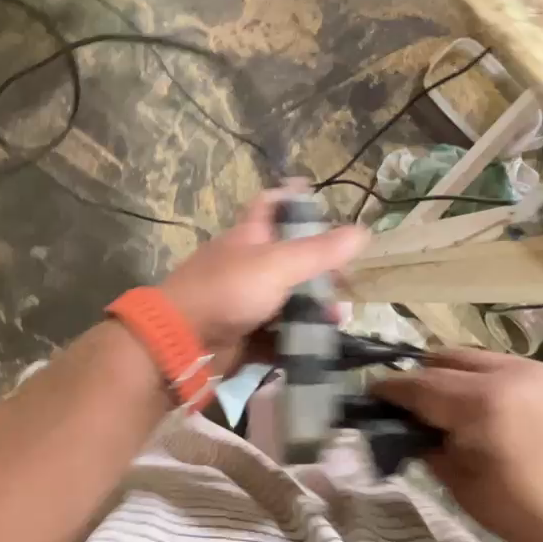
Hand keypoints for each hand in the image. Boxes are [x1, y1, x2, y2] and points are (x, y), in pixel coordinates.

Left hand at [157, 187, 367, 353]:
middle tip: (346, 281)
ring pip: (285, 300)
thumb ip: (319, 252)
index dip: (292, 197)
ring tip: (338, 318)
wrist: (180, 342)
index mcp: (248, 236)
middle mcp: (244, 265)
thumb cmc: (227, 291)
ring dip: (312, 309)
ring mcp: (241, 302)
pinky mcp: (241, 335)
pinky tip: (319, 346)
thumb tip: (362, 231)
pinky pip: (275, 335)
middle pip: (286, 259)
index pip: (270, 204)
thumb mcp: (277, 264)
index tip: (318, 196)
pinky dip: (296, 339)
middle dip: (318, 269)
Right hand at [371, 350, 542, 541]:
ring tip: (456, 407)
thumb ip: (436, 452)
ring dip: (459, 375)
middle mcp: (510, 373)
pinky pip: (514, 368)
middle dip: (424, 377)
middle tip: (414, 406)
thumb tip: (418, 434)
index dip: (390, 388)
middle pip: (447, 359)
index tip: (372, 394)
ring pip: (482, 358)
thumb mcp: (468, 491)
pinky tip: (499, 412)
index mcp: (482, 402)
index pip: (419, 384)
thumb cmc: (537, 520)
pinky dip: (493, 381)